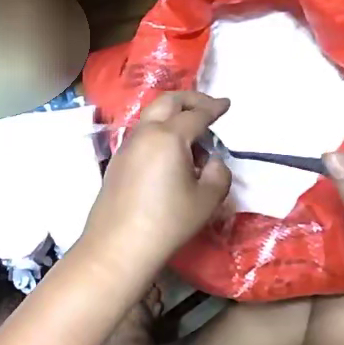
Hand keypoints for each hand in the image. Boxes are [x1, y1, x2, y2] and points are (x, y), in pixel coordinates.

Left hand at [76, 92, 231, 277]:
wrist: (118, 244)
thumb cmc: (167, 221)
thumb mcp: (207, 200)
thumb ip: (219, 174)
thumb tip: (211, 162)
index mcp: (168, 136)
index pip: (196, 115)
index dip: (214, 108)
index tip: (226, 104)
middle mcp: (144, 134)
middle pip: (167, 102)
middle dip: (190, 99)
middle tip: (208, 105)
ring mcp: (126, 146)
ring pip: (151, 117)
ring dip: (172, 115)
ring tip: (191, 132)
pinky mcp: (117, 162)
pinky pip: (142, 135)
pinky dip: (159, 131)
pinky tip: (171, 154)